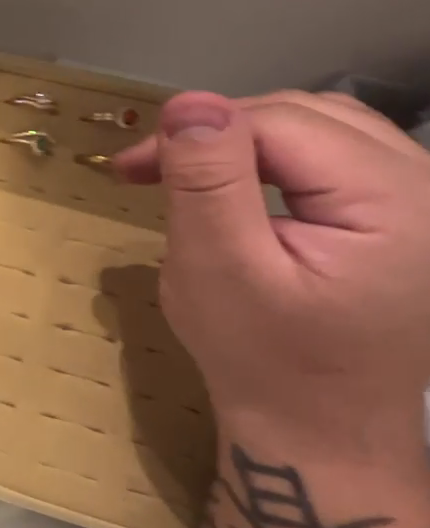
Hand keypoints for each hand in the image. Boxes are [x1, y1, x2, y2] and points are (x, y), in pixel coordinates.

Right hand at [115, 91, 429, 455]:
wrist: (319, 423)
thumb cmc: (261, 353)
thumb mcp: (217, 267)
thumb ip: (208, 181)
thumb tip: (189, 104)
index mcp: (397, 204)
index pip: (279, 124)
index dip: (195, 134)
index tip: (127, 172)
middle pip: (305, 116)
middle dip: (215, 133)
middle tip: (145, 172)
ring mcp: (424, 202)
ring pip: (320, 126)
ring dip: (240, 140)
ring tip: (182, 173)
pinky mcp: (406, 214)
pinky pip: (334, 154)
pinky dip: (271, 156)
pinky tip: (235, 185)